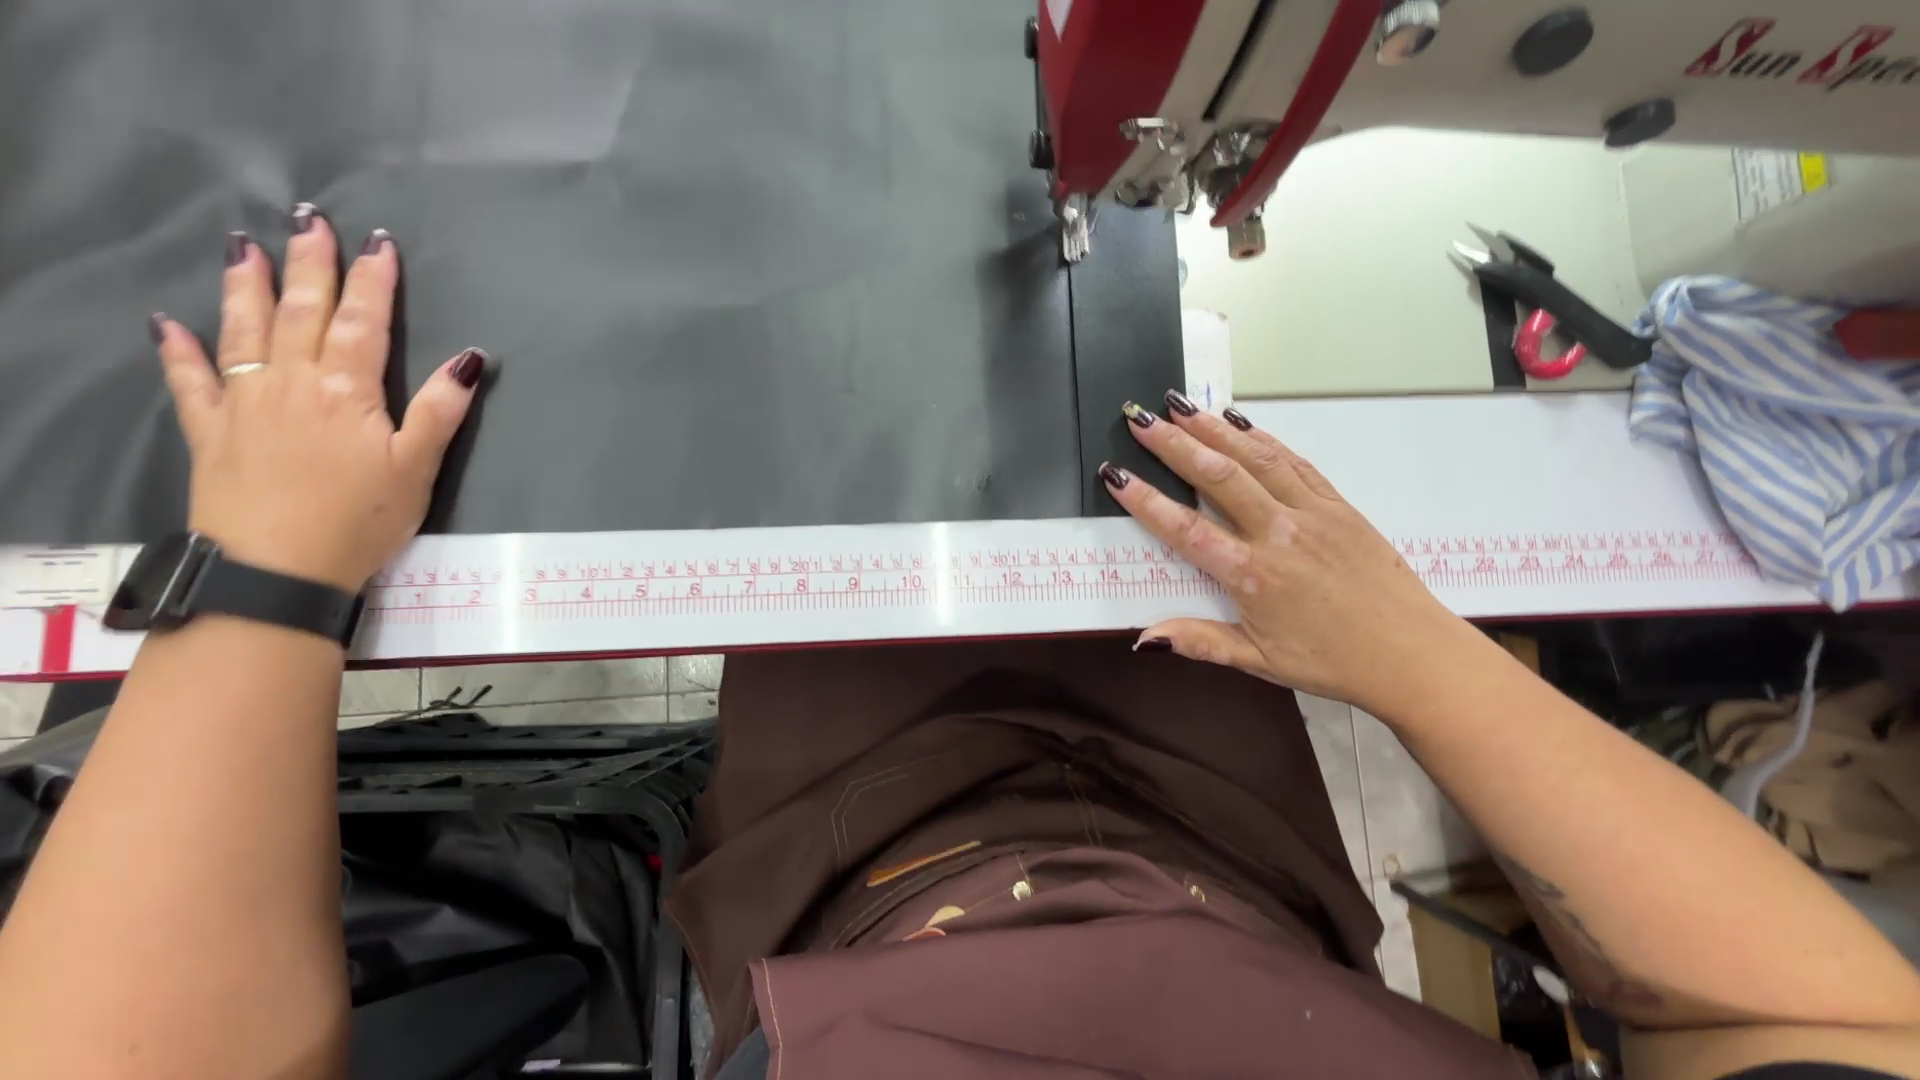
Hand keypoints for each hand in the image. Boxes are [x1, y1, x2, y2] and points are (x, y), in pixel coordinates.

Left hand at [150, 205, 486, 592]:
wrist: (276, 569)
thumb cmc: (360, 520)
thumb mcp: (416, 469)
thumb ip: (440, 411)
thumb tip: (469, 358)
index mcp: (347, 391)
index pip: (363, 323)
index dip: (373, 282)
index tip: (379, 243)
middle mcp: (292, 384)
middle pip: (302, 313)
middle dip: (310, 265)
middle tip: (309, 221)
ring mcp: (245, 404)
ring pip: (245, 332)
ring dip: (247, 288)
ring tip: (244, 248)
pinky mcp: (210, 431)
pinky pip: (190, 382)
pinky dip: (177, 351)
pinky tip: (166, 324)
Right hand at [1102, 394, 1486, 711]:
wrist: (1413, 655)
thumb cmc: (1333, 662)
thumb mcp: (1260, 662)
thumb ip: (1201, 641)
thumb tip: (1145, 638)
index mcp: (1253, 575)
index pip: (1186, 529)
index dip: (1146, 500)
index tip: (1116, 474)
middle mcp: (1279, 534)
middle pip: (1217, 477)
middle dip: (1173, 443)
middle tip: (1139, 418)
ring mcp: (1311, 513)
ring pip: (1255, 459)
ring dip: (1214, 429)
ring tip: (1180, 406)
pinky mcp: (1338, 506)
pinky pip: (1295, 463)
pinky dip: (1263, 439)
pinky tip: (1240, 423)